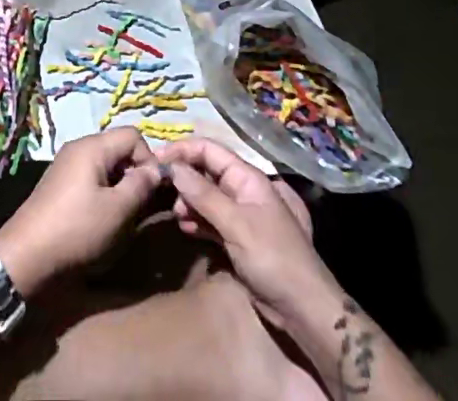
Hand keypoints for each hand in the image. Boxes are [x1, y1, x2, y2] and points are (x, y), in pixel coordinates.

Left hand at [0, 129, 164, 296]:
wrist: (26, 255)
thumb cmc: (76, 228)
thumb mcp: (117, 209)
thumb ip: (142, 185)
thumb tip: (157, 170)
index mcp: (92, 147)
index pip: (133, 135)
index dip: (149, 159)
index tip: (153, 189)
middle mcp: (78, 148)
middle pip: (119, 148)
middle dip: (136, 172)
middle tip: (143, 204)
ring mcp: (67, 165)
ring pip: (107, 164)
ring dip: (121, 185)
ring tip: (126, 214)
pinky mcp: (61, 184)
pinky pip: (92, 177)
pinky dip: (105, 191)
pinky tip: (104, 216)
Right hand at [156, 138, 333, 329]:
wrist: (302, 307)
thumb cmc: (272, 258)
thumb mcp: (236, 224)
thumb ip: (203, 195)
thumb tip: (173, 167)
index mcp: (248, 178)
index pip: (209, 150)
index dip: (181, 150)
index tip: (155, 160)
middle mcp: (243, 190)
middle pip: (205, 171)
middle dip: (183, 179)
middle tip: (162, 194)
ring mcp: (240, 214)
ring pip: (205, 196)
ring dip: (187, 202)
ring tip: (178, 217)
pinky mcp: (236, 237)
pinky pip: (209, 219)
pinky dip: (196, 220)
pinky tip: (186, 229)